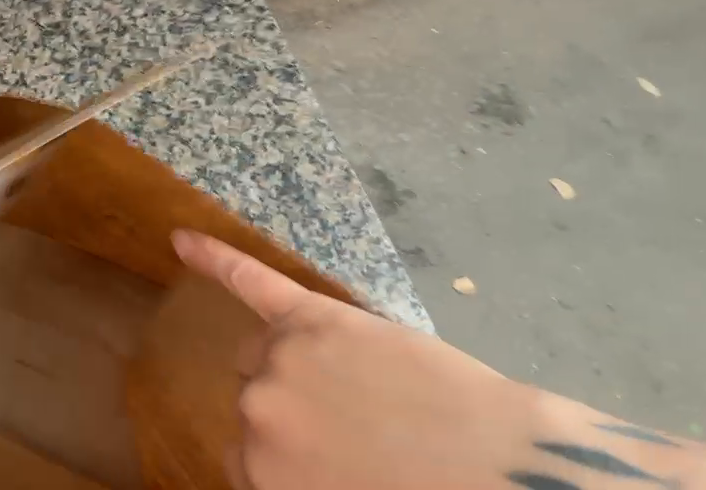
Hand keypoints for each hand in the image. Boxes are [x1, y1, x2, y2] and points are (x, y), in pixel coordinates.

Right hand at [173, 231, 705, 489]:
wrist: (524, 482)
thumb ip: (293, 477)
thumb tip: (273, 457)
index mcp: (264, 470)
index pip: (247, 458)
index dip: (290, 461)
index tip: (327, 465)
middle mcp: (258, 409)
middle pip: (255, 400)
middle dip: (297, 415)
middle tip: (364, 437)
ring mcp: (284, 358)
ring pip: (262, 354)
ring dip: (292, 366)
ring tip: (364, 395)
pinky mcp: (314, 318)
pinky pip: (250, 283)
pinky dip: (215, 259)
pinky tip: (182, 240)